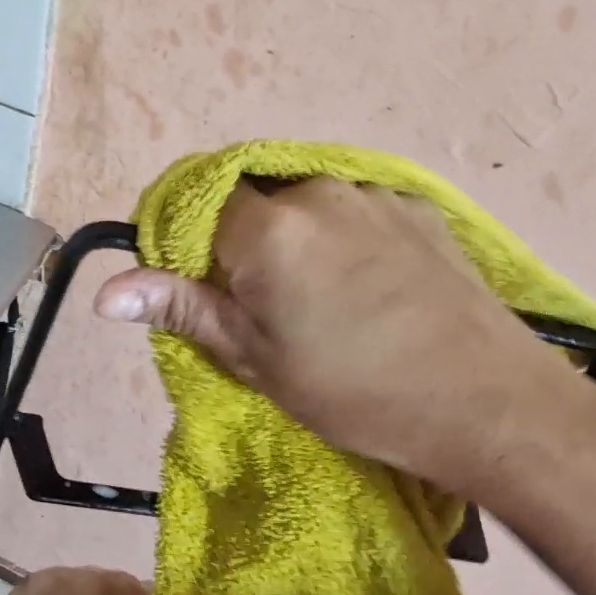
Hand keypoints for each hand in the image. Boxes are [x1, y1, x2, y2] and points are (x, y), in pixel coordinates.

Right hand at [93, 177, 595, 495]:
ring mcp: (374, 194)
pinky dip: (335, 237)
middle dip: (235, 242)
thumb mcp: (255, 359)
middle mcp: (317, 190)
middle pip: (248, 197)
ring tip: (313, 303)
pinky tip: (361, 289)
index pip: (196, 201)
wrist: (490, 404)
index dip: (184, 241)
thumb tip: (105, 293)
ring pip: (301, 202)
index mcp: (268, 228)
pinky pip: (351, 209)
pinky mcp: (417, 208)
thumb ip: (182, 309)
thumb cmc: (356, 390)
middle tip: (253, 306)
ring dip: (287, 239)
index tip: (194, 288)